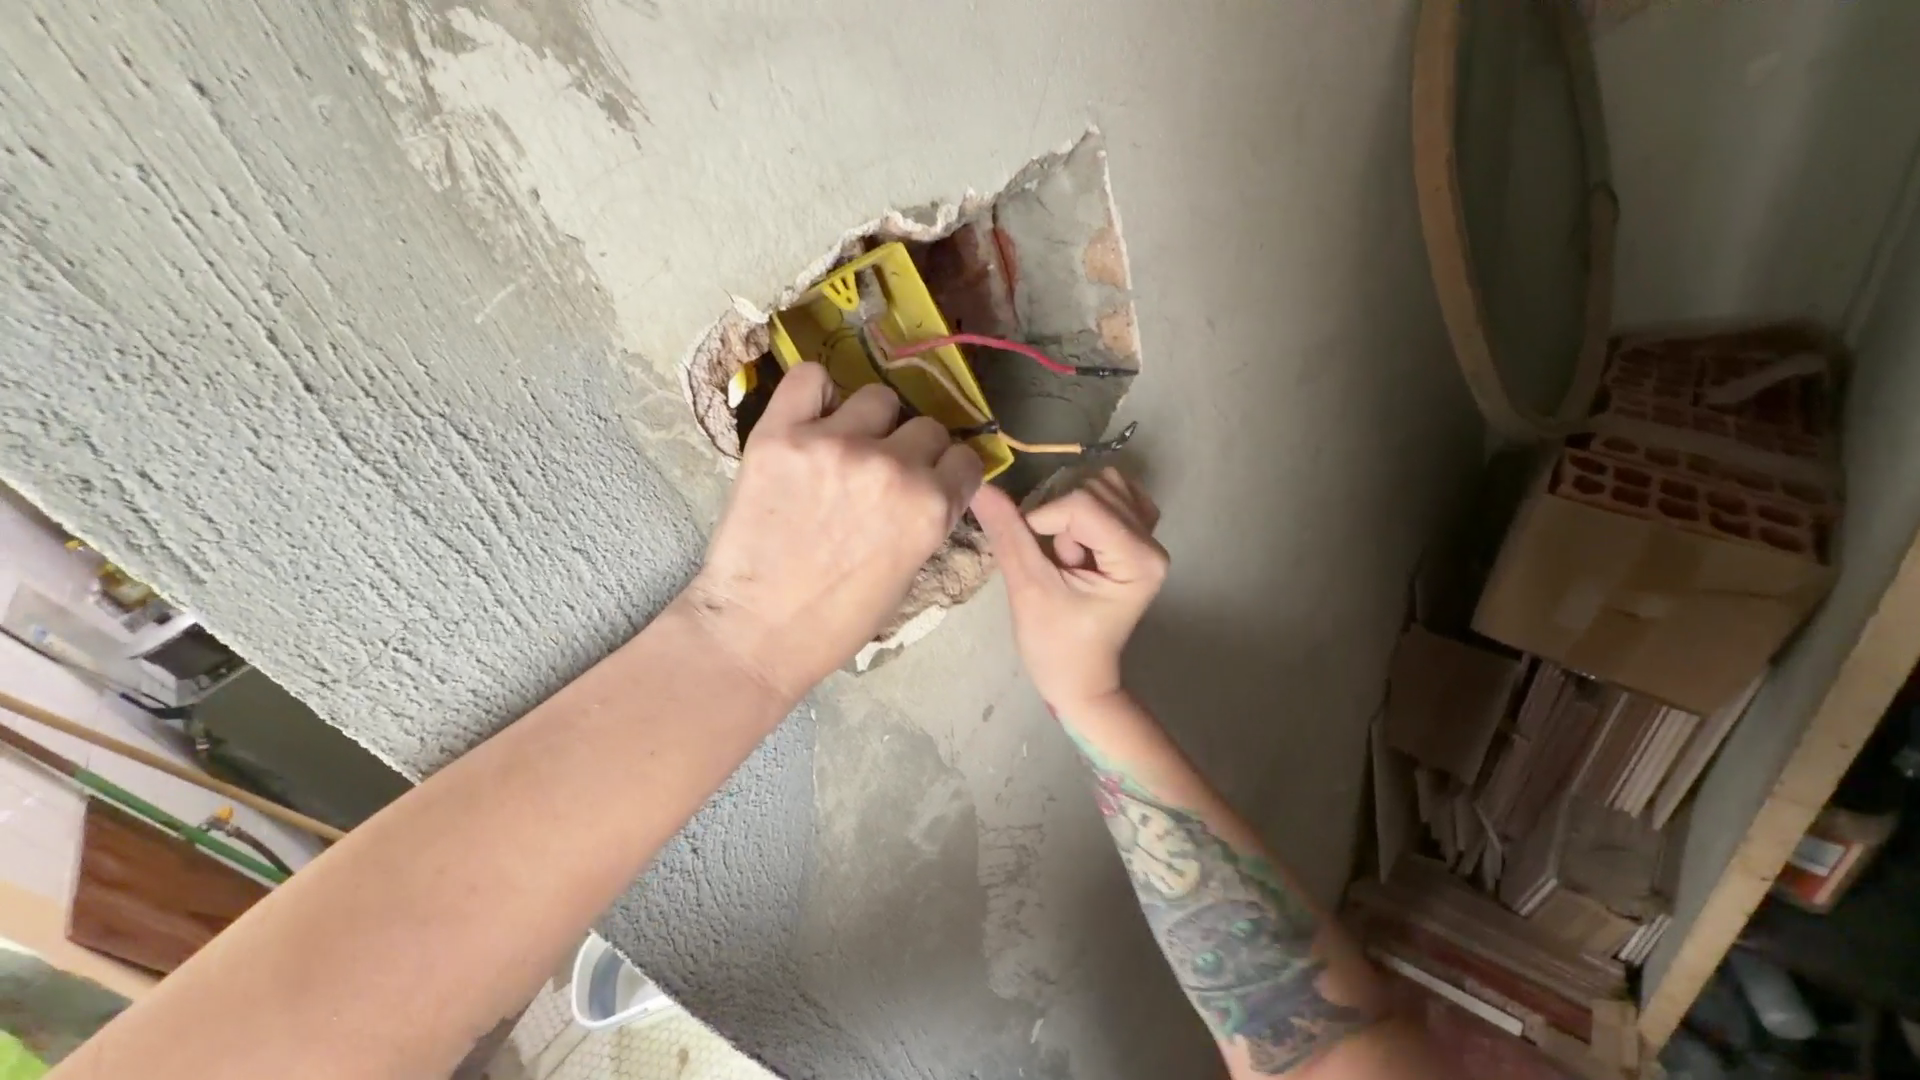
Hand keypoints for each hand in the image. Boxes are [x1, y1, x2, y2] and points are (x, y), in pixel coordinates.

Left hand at [682, 363, 983, 702]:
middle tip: (881, 474)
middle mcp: (892, 467)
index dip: (947, 471)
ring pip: (877, 398)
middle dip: (911, 450)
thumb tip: (929, 479)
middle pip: (926, 426)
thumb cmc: (839, 618)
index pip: (964, 458)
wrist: (759, 630)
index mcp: (931, 507)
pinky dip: (815, 393)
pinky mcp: (781, 435)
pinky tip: (809, 421)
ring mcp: (835, 446)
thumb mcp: (910, 571)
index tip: (929, 480)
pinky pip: (810, 378)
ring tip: (842, 449)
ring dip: (869, 422)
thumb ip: (928, 516)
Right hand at [970, 467, 1168, 712]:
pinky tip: (1079, 540)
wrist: (1078, 679)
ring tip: (1069, 558)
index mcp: (1138, 559)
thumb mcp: (1028, 589)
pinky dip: (1087, 508)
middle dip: (1063, 521)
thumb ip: (1008, 533)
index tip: (1034, 559)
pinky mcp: (1137, 537)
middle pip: (1095, 489)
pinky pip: (1113, 495)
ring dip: (1073, 514)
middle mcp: (1153, 543)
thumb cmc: (1055, 646)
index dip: (1044, 519)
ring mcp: (1150, 538)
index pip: (1082, 504)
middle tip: (1060, 566)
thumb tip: (980, 487)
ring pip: (1104, 484)